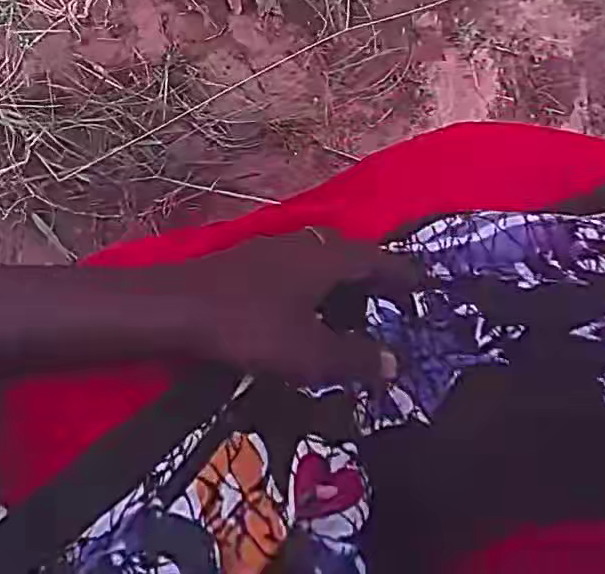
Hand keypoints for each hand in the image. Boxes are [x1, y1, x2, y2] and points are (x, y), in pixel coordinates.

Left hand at [143, 230, 421, 384]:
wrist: (181, 306)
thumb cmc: (251, 325)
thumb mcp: (309, 352)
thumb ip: (354, 357)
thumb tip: (393, 362)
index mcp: (324, 256)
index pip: (374, 258)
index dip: (400, 271)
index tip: (423, 281)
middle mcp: (301, 243)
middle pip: (346, 252)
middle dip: (370, 271)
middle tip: (390, 295)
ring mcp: (271, 248)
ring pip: (317, 256)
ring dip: (338, 275)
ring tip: (352, 302)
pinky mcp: (247, 261)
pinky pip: (294, 267)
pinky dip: (311, 282)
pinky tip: (304, 305)